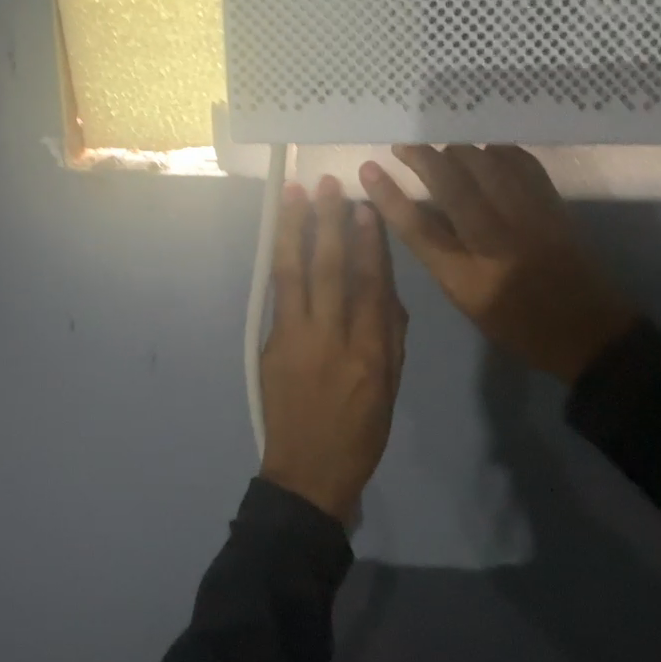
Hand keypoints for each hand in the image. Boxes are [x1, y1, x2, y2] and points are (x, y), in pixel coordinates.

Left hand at [259, 176, 407, 526]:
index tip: (366, 209)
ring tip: (296, 195)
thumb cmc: (360, 434)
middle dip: (328, 224)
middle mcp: (329, 340)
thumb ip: (390, 335)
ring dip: (295, 230)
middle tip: (328, 185)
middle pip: (328, 271)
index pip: (370, 286)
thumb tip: (387, 287)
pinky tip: (283, 237)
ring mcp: (293, 340)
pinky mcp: (269, 346)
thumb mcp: (391, 388)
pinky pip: (278, 295)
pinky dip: (281, 261)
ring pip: (293, 274)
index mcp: (368, 354)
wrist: (306, 475)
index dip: (369, 245)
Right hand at [361, 145, 635, 383]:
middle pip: (451, 185)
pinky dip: (500, 152)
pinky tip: (488, 153)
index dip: (389, 195)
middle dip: (422, 158)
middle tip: (405, 147)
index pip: (418, 227)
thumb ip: (443, 255)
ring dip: (459, 152)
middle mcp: (496, 244)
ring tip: (445, 151)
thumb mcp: (468, 301)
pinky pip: (522, 164)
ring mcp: (529, 220)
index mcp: (468, 278)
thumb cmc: (519, 327)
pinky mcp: (554, 208)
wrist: (588, 333)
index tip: (369, 169)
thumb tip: (423, 207)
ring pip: (486, 166)